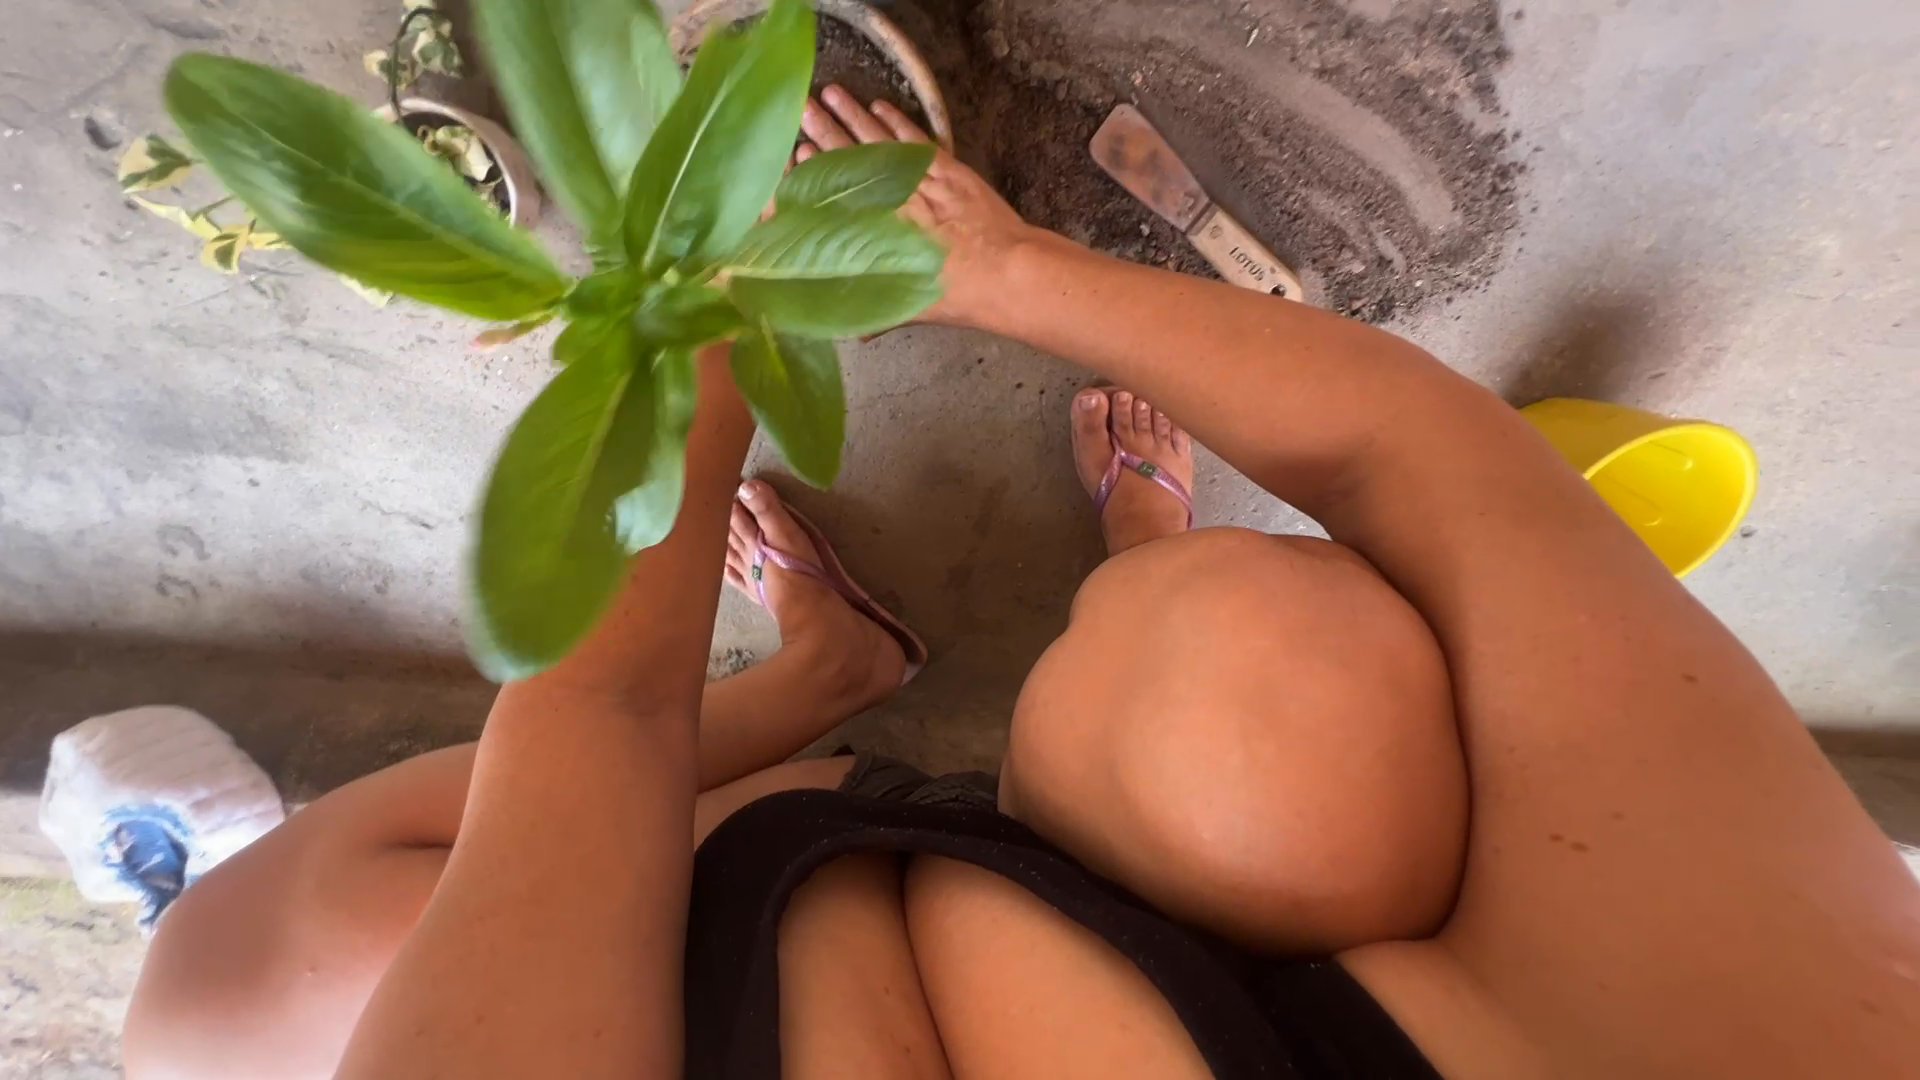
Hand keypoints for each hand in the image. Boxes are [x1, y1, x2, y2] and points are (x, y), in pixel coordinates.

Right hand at [799, 85, 1037, 327]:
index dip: (815, 173)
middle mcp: (893, 197)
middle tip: (802, 108)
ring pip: (879, 139)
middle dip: (824, 130)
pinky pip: (914, 138)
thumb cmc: (957, 296)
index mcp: (877, 230)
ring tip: (829, 92)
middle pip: (852, 157)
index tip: (795, 155)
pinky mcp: (948, 169)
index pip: (836, 194)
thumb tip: (854, 333)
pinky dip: (896, 121)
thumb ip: (878, 314)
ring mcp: (922, 178)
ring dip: (854, 115)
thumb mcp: (911, 311)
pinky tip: (878, 107)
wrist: (1006, 273)